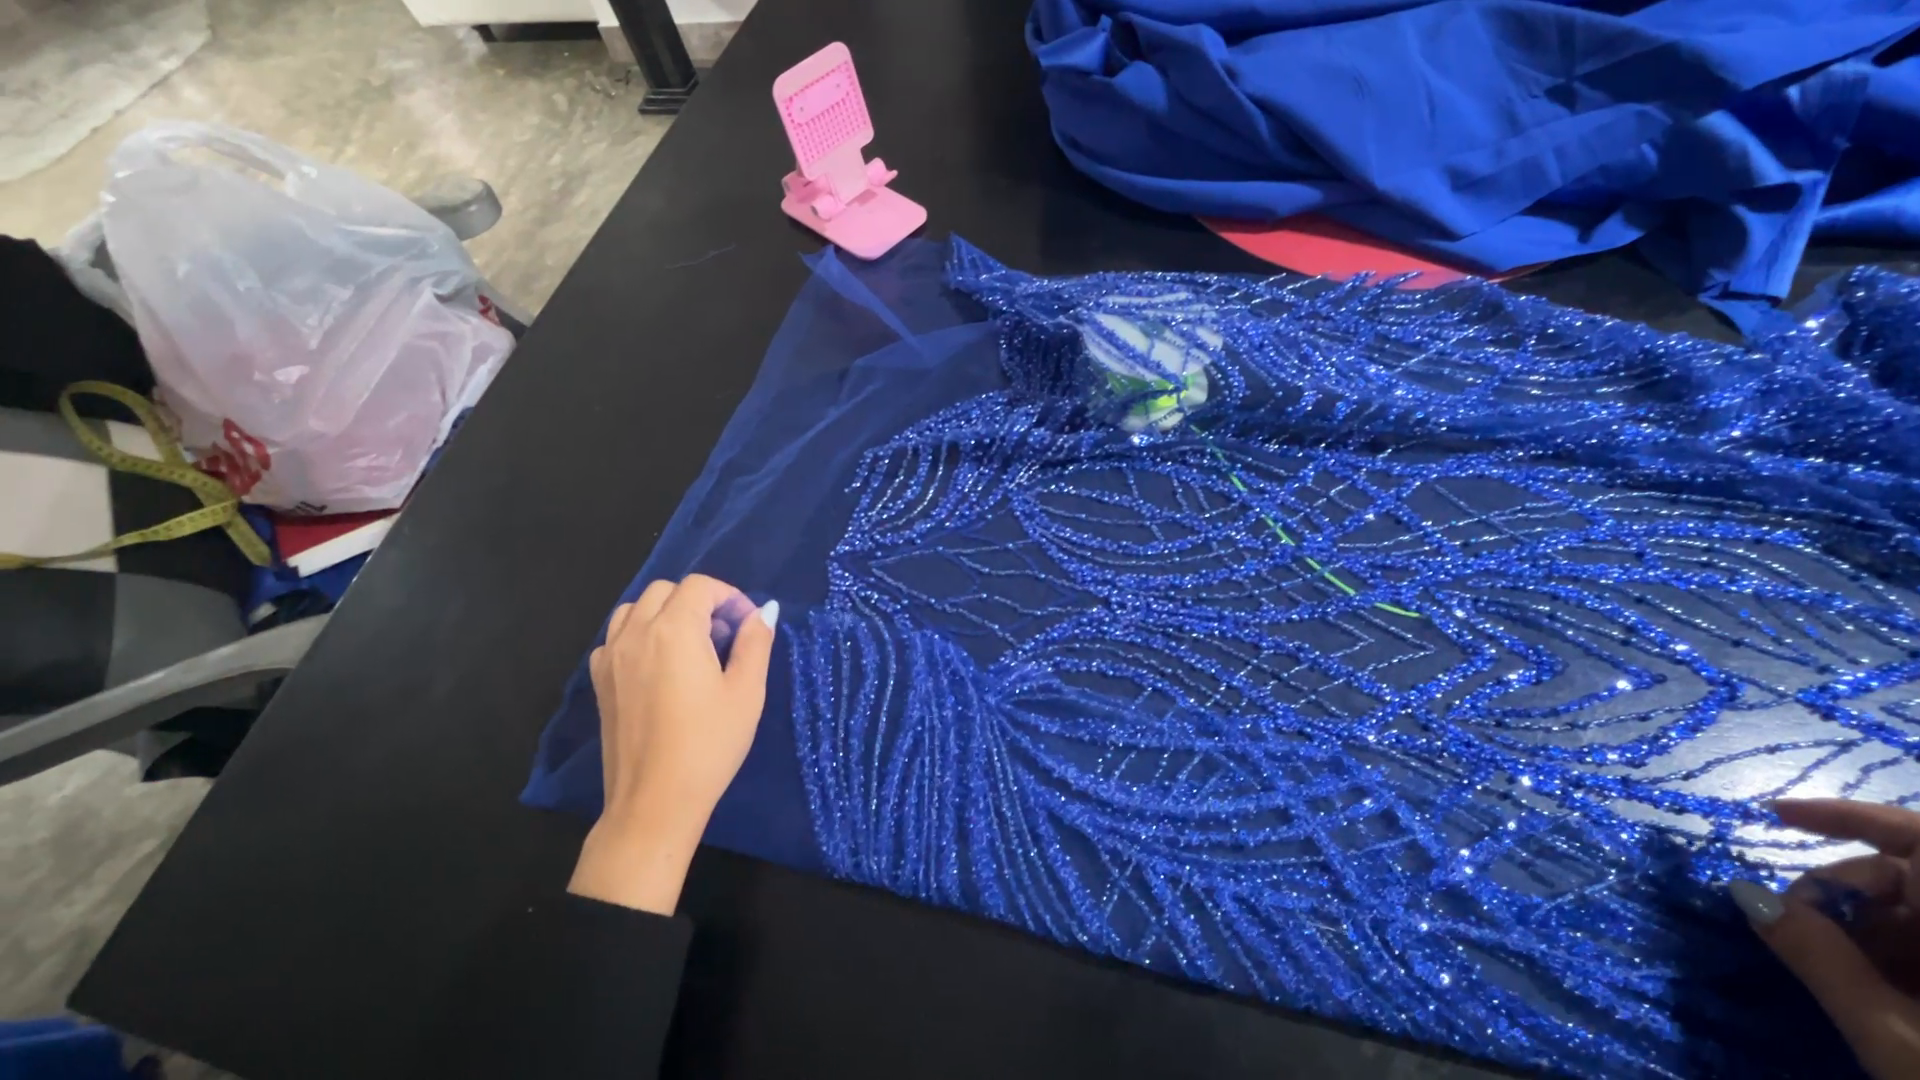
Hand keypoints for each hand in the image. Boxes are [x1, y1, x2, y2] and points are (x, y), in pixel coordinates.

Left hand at [566, 574, 777, 914]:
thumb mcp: (747, 693)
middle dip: (699, 602)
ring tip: (690, 646)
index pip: (701, 586)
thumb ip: (755, 643)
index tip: (749, 627)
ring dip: (665, 613)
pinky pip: (616, 637)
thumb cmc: (709, 746)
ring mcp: (611, 656)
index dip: (730, 597)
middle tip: (725, 636)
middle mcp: (636, 633)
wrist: (654, 801)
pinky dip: (639, 635)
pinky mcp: (599, 681)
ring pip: (635, 609)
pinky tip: (659, 666)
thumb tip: (764, 612)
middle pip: (666, 590)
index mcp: (674, 630)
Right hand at [1730, 798, 1919, 1078]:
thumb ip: (1816, 955)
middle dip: (1840, 892)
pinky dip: (1895, 955)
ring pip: (1917, 915)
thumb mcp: (1889, 1032)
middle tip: (1792, 927)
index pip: (1913, 835)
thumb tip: (1743, 891)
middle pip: (1904, 877)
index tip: (1773, 815)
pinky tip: (1875, 989)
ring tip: (1838, 973)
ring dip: (1864, 929)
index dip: (1845, 815)